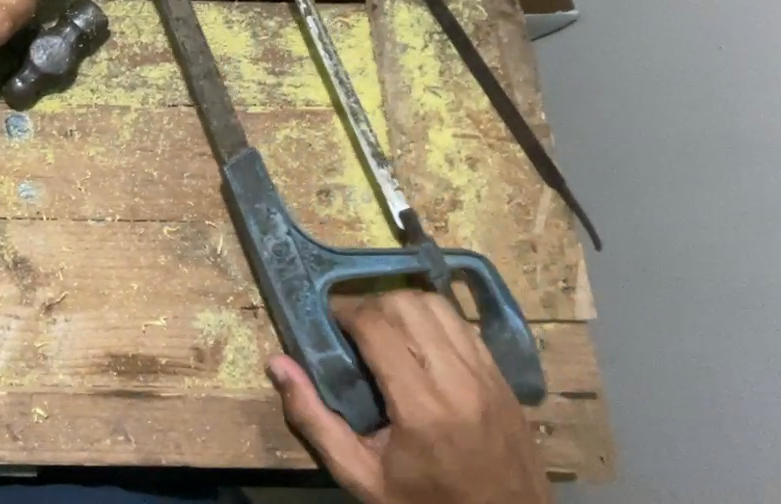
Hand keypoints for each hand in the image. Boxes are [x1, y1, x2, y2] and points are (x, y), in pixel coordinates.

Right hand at [267, 290, 548, 503]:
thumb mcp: (359, 475)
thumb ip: (312, 418)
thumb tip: (276, 363)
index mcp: (422, 407)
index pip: (376, 324)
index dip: (345, 311)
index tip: (328, 321)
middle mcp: (459, 382)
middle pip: (406, 304)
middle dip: (371, 305)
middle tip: (352, 327)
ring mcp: (488, 377)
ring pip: (437, 306)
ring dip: (403, 307)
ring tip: (385, 329)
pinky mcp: (505, 379)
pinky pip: (464, 325)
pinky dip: (434, 320)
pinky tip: (418, 342)